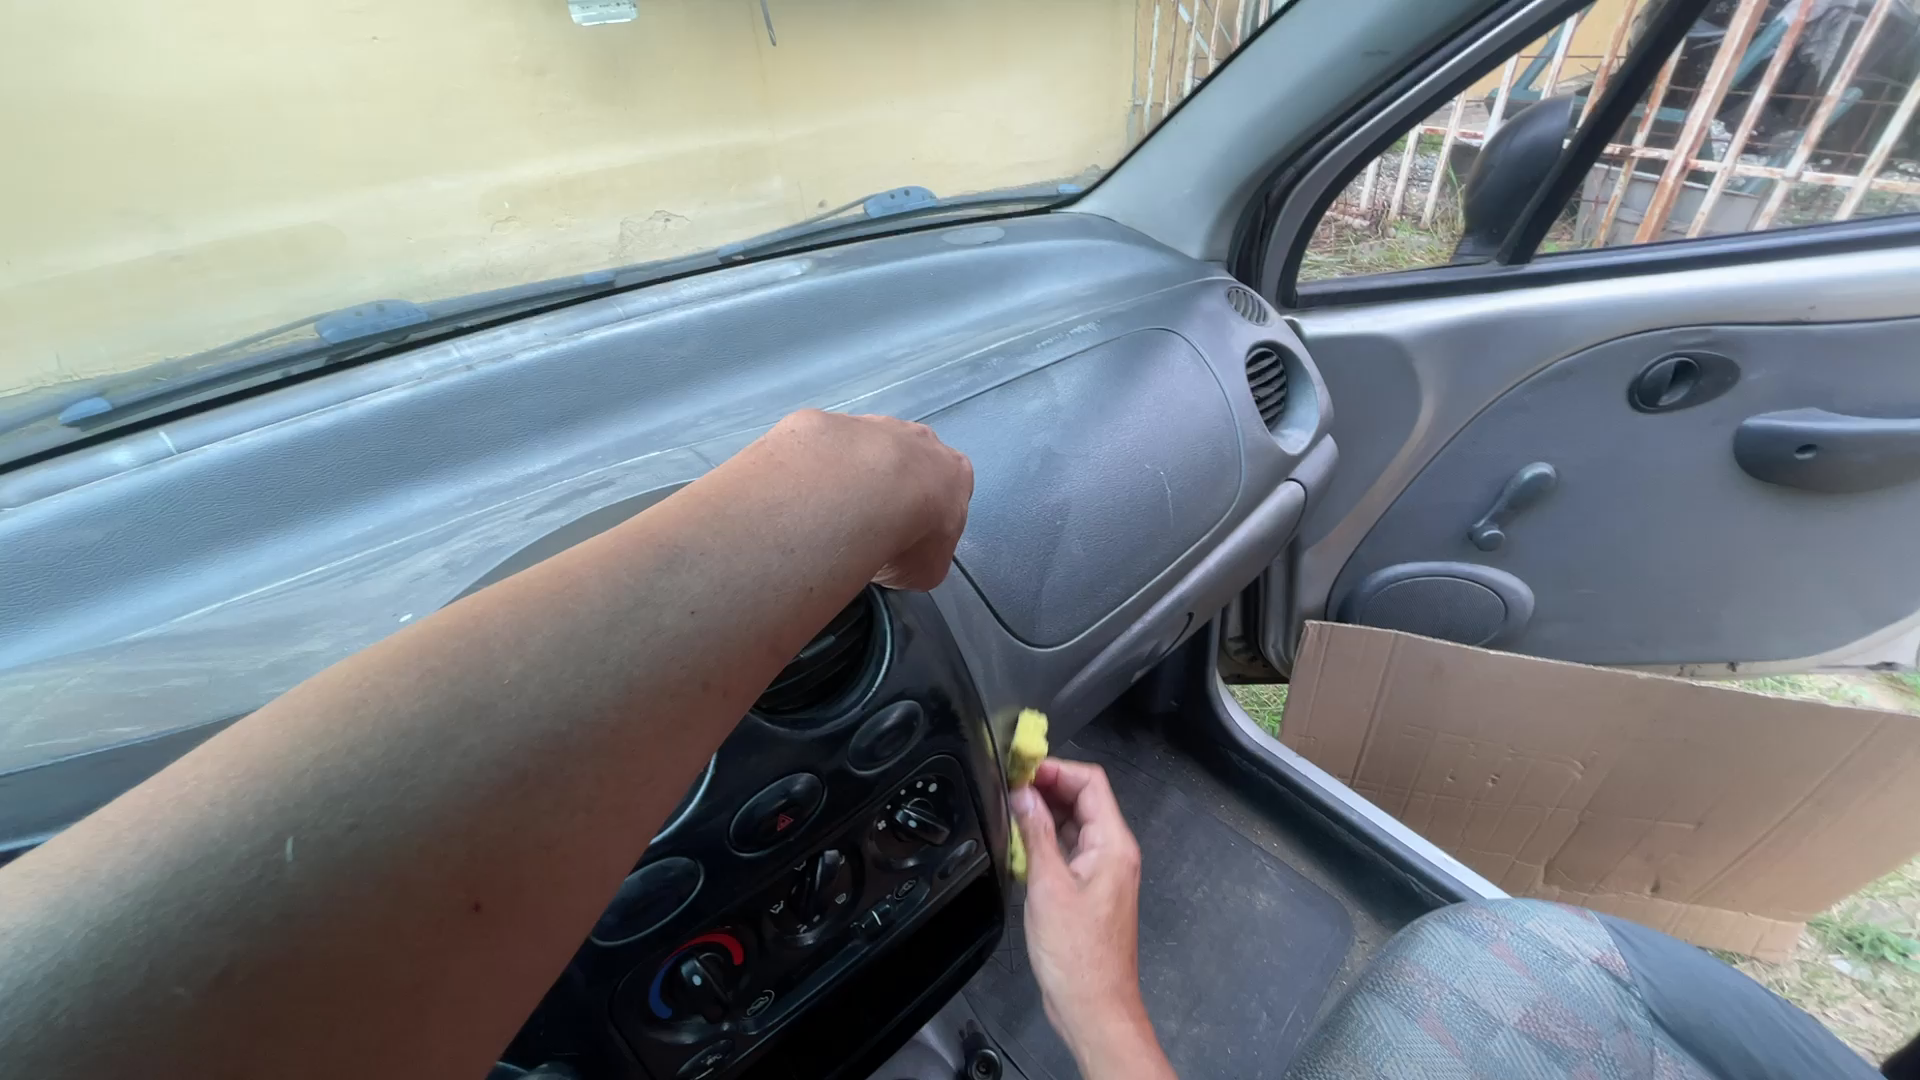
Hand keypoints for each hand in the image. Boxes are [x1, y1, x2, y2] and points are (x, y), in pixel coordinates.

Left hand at [755, 411, 972, 590]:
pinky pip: (821, 450)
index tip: (903, 543)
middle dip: (888, 493)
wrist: (856, 496)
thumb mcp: (927, 571)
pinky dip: (814, 472)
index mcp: (954, 473)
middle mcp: (919, 440)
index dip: (925, 520)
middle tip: (866, 530)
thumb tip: (898, 561)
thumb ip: (921, 559)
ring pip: (862, 452)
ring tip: (832, 517)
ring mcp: (872, 424)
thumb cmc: (908, 537)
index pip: (946, 494)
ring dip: (850, 479)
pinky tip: (806, 499)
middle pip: (905, 466)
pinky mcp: (828, 422)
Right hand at [1012, 760, 1174, 1079]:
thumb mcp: (1048, 885)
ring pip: (1074, 822)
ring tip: (1012, 809)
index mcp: (1112, 845)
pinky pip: (1069, 846)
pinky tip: (1022, 840)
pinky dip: (1046, 837)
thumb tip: (1023, 793)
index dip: (1056, 770)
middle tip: (1011, 785)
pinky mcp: (1089, 887)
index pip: (1090, 783)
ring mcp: (1102, 869)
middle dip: (1047, 787)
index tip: (1023, 768)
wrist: (1093, 1008)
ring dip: (1045, 812)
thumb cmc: (1078, 956)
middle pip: (1083, 799)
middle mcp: (1113, 852)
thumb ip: (1037, 832)